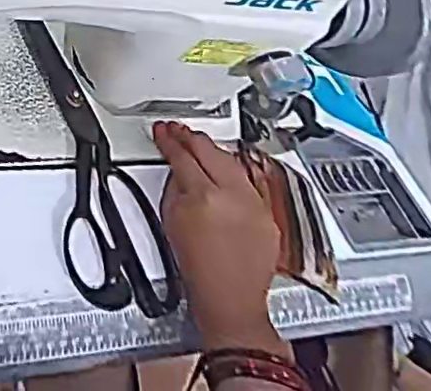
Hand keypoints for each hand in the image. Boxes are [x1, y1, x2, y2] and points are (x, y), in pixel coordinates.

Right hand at [152, 121, 288, 357]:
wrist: (230, 299)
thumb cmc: (198, 267)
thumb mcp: (171, 217)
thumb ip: (174, 184)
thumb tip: (177, 165)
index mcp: (203, 195)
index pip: (182, 155)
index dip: (169, 140)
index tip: (163, 133)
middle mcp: (233, 195)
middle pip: (209, 150)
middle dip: (189, 137)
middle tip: (176, 131)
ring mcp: (254, 204)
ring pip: (231, 160)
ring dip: (212, 150)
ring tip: (197, 144)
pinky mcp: (267, 213)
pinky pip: (247, 180)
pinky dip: (232, 171)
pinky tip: (222, 167)